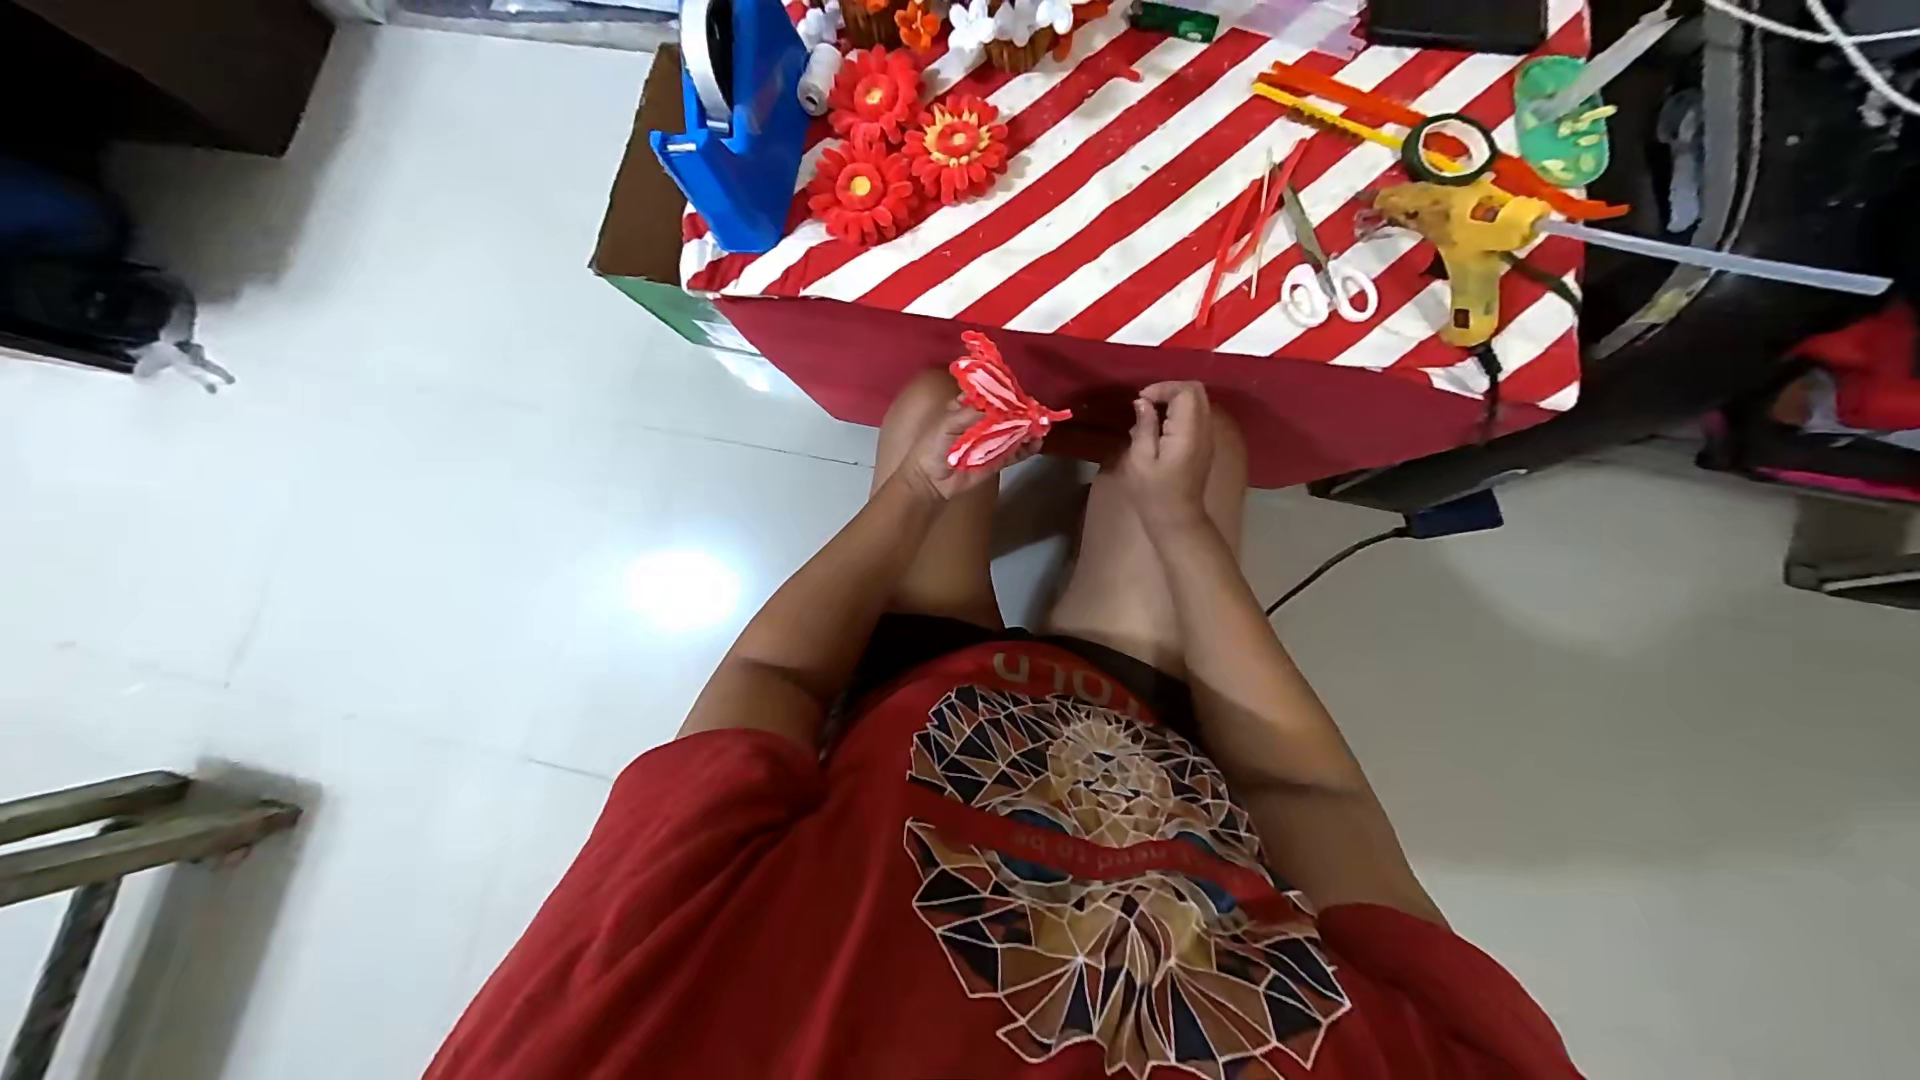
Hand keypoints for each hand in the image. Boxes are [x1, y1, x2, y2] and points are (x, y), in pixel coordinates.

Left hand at [902, 397, 1041, 501]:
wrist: (930, 480)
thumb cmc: (932, 447)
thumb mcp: (947, 424)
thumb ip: (969, 413)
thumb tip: (996, 404)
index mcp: (969, 406)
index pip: (992, 395)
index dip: (1007, 393)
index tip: (1020, 394)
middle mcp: (985, 421)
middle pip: (1009, 412)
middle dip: (1024, 411)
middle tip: (1037, 412)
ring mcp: (993, 440)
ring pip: (1016, 431)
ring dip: (1029, 429)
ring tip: (1041, 428)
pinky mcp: (998, 458)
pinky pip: (1016, 452)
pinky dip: (1027, 448)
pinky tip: (1036, 444)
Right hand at [1118, 381, 1213, 534]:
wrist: (1176, 519)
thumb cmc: (1154, 493)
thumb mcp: (1140, 460)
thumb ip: (1144, 427)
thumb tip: (1142, 403)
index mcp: (1188, 433)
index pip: (1186, 392)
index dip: (1163, 388)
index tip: (1140, 400)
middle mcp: (1204, 430)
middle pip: (1196, 391)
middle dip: (1170, 389)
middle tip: (1145, 402)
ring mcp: (1208, 437)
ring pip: (1198, 401)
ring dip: (1174, 399)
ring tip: (1150, 412)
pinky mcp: (1204, 444)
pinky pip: (1196, 415)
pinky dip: (1179, 411)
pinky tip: (1160, 426)